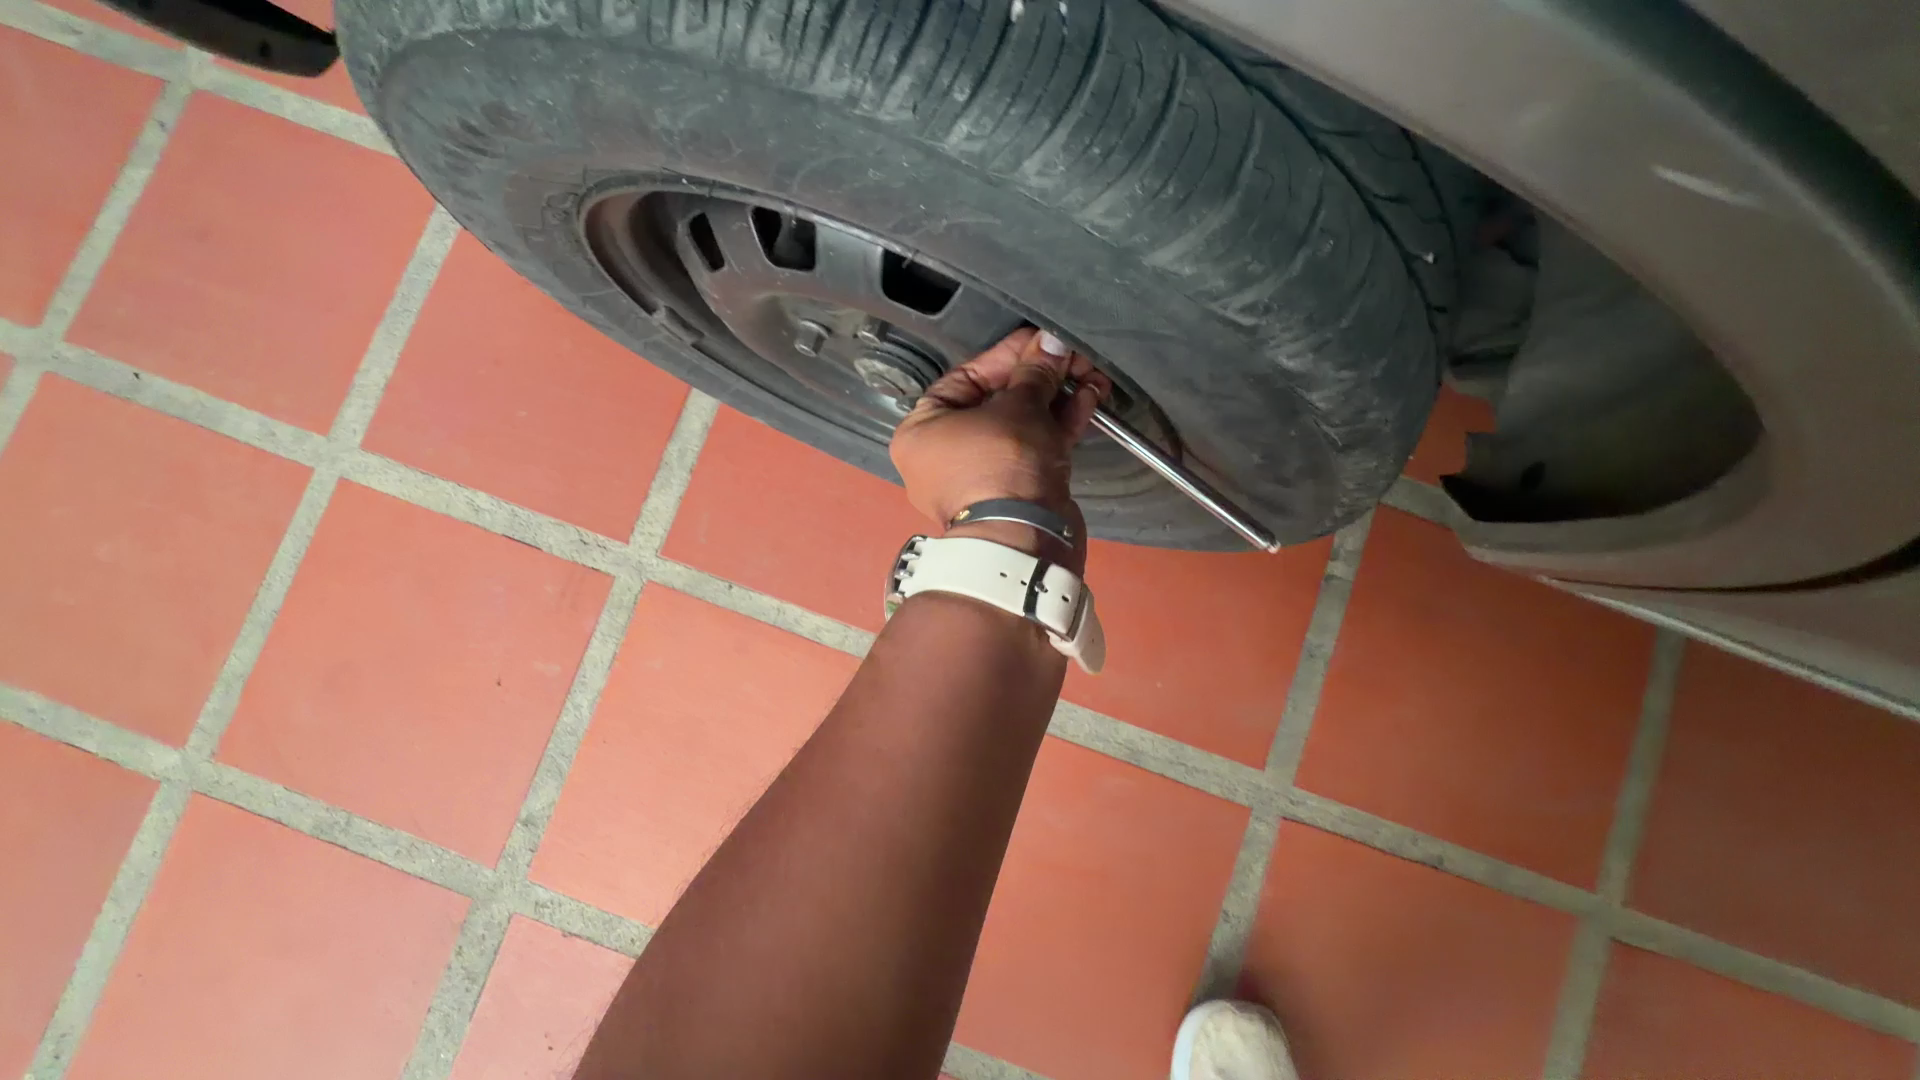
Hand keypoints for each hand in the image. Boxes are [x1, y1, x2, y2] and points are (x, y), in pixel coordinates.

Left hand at [891, 328, 1110, 523]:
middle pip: (997, 402)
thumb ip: (1035, 371)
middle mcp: (945, 454)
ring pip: (1020, 427)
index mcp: (923, 431)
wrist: (1024, 538)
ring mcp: (981, 476)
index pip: (966, 378)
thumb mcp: (1019, 407)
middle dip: (1040, 377)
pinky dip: (1058, 427)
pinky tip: (1089, 399)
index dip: (1007, 354)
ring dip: (1057, 400)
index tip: (1040, 339)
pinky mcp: (1013, 492)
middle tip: (1073, 356)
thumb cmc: (1002, 463)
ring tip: (1091, 375)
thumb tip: (1052, 340)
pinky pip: (1032, 450)